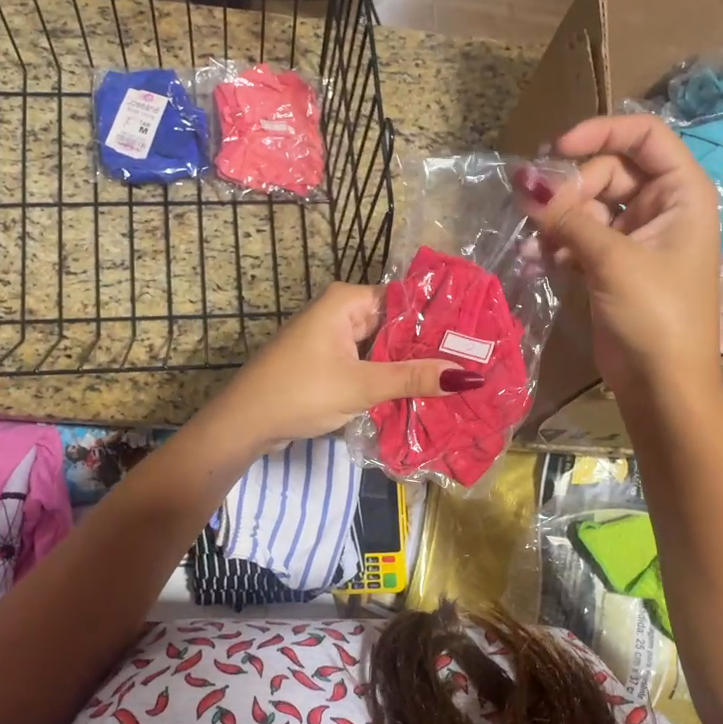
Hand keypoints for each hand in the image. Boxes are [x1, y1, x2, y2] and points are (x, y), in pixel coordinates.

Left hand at [206, 283, 479, 449]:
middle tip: (478, 362)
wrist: (244, 423)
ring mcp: (333, 339)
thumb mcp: (361, 385)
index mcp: (348, 301)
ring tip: (460, 380)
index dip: (441, 318)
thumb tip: (470, 375)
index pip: (407, 300)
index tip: (478, 337)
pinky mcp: (328, 365)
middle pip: (397, 325)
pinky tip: (421, 395)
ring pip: (384, 348)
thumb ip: (414, 378)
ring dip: (412, 366)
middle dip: (431, 346)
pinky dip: (390, 378)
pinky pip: (369, 365)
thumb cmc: (300, 393)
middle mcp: (341, 312)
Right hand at [515, 113, 722, 394]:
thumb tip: (522, 179)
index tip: (555, 149)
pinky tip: (536, 260)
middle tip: (537, 213)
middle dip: (570, 189)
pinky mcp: (613, 265)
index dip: (600, 132)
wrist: (662, 383)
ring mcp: (636, 237)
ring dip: (557, 220)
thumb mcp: (613, 260)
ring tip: (532, 243)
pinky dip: (558, 244)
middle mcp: (661, 206)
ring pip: (588, 206)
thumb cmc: (656, 315)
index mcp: (682, 192)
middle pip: (608, 171)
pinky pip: (580, 237)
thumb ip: (567, 217)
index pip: (643, 135)